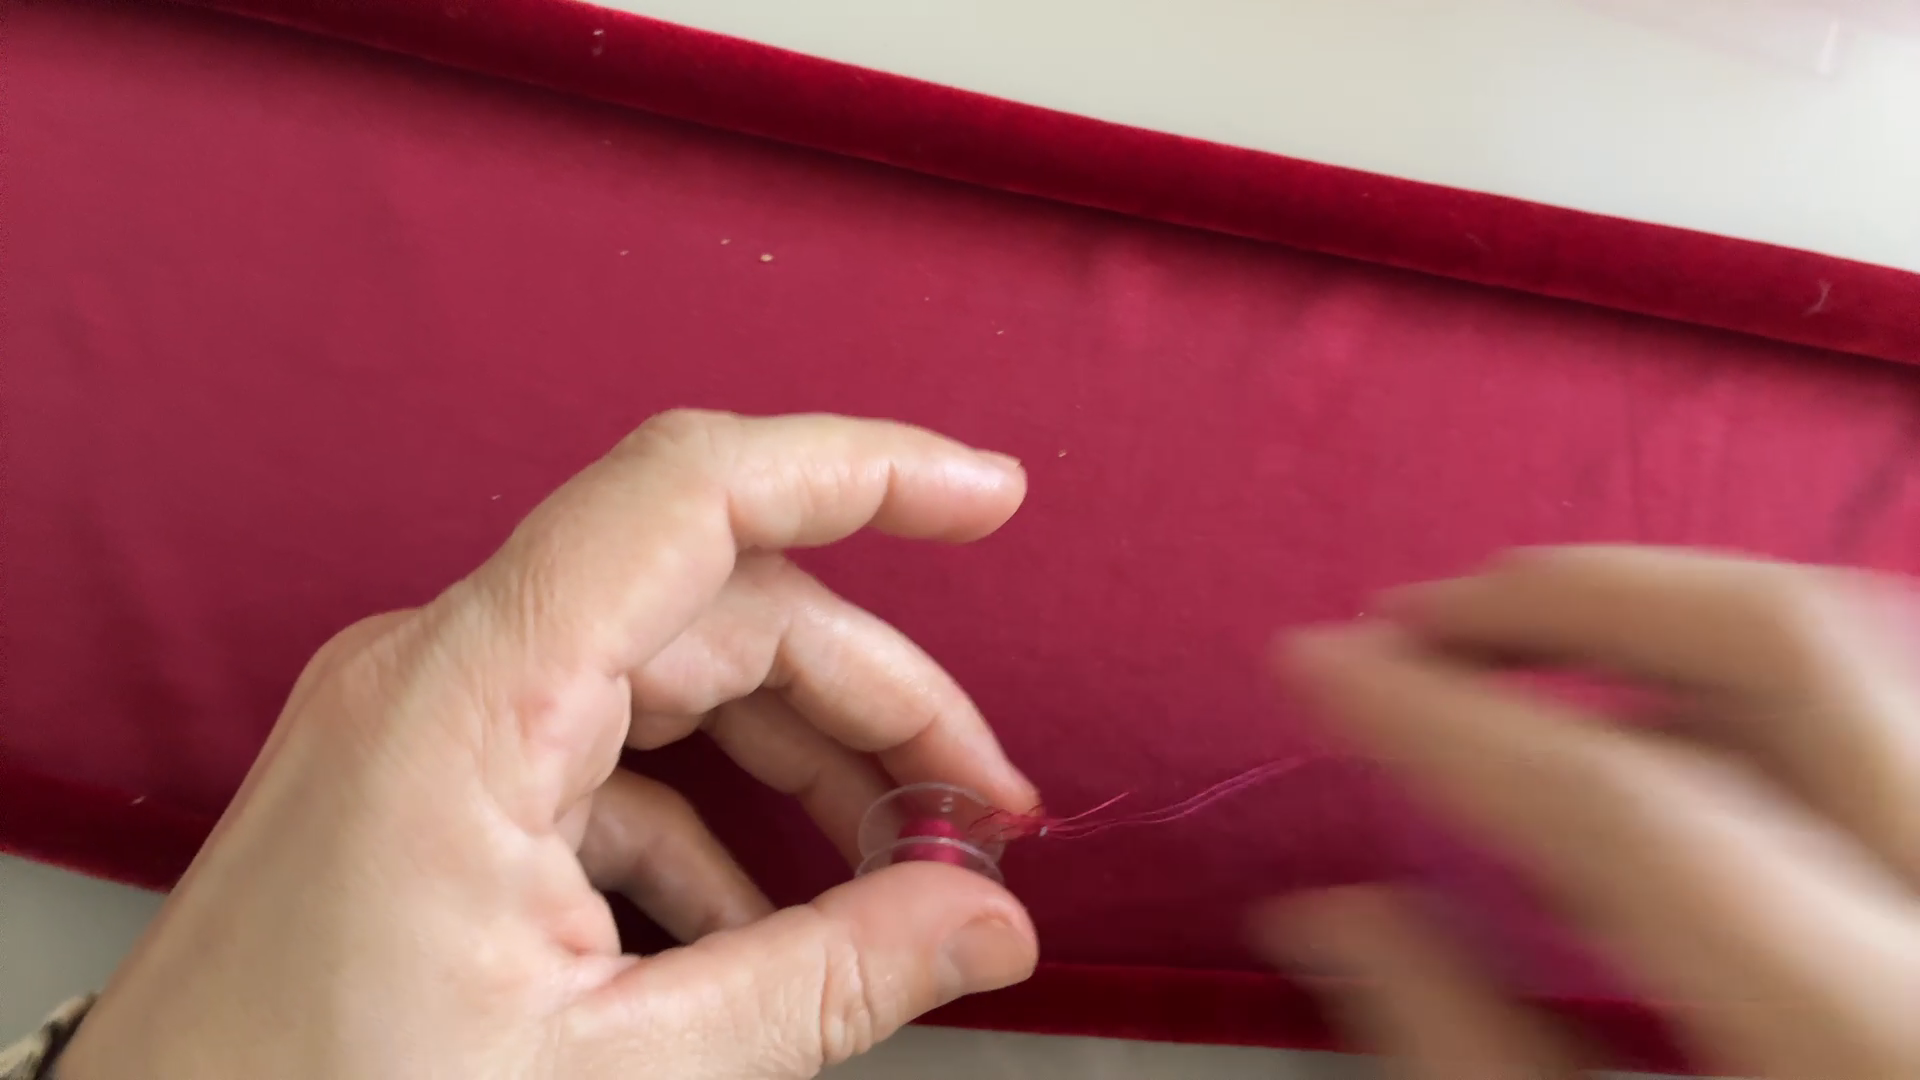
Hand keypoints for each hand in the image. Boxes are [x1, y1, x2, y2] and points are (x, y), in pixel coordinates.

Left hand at [62, 411, 1040, 1078]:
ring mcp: (474, 706)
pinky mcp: (485, 761)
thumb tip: (992, 928)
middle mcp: (469, 664)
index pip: (697, 490)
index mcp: (472, 699)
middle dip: (887, 697)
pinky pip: (659, 742)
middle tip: (985, 808)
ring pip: (717, 667)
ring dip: (833, 749)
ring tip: (916, 856)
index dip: (863, 468)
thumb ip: (831, 986)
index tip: (990, 495)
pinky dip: (747, 808)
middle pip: (744, 608)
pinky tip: (782, 908)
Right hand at [1261, 548, 1919, 1078]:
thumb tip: (1313, 914)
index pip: (1623, 810)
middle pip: (1778, 651)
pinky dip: (1712, 679)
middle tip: (1415, 616)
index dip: (1436, 713)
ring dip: (1627, 619)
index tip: (1312, 659)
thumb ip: (1456, 1052)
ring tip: (1492, 646)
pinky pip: (1868, 703)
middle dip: (1555, 600)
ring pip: (1843, 645)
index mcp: (1885, 1053)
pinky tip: (1622, 712)